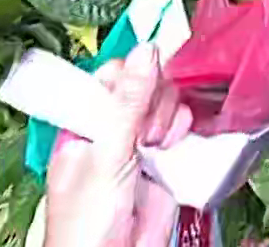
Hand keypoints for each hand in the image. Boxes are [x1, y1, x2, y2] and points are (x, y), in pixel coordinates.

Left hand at [43, 45, 192, 246]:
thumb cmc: (88, 222)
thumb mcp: (106, 155)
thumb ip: (128, 101)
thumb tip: (147, 47)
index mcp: (86, 120)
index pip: (112, 73)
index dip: (131, 72)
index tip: (144, 82)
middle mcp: (113, 125)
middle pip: (145, 80)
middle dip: (152, 97)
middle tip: (145, 128)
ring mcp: (139, 140)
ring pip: (165, 99)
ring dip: (167, 115)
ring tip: (156, 143)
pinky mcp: (164, 157)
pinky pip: (181, 123)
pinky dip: (183, 128)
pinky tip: (173, 145)